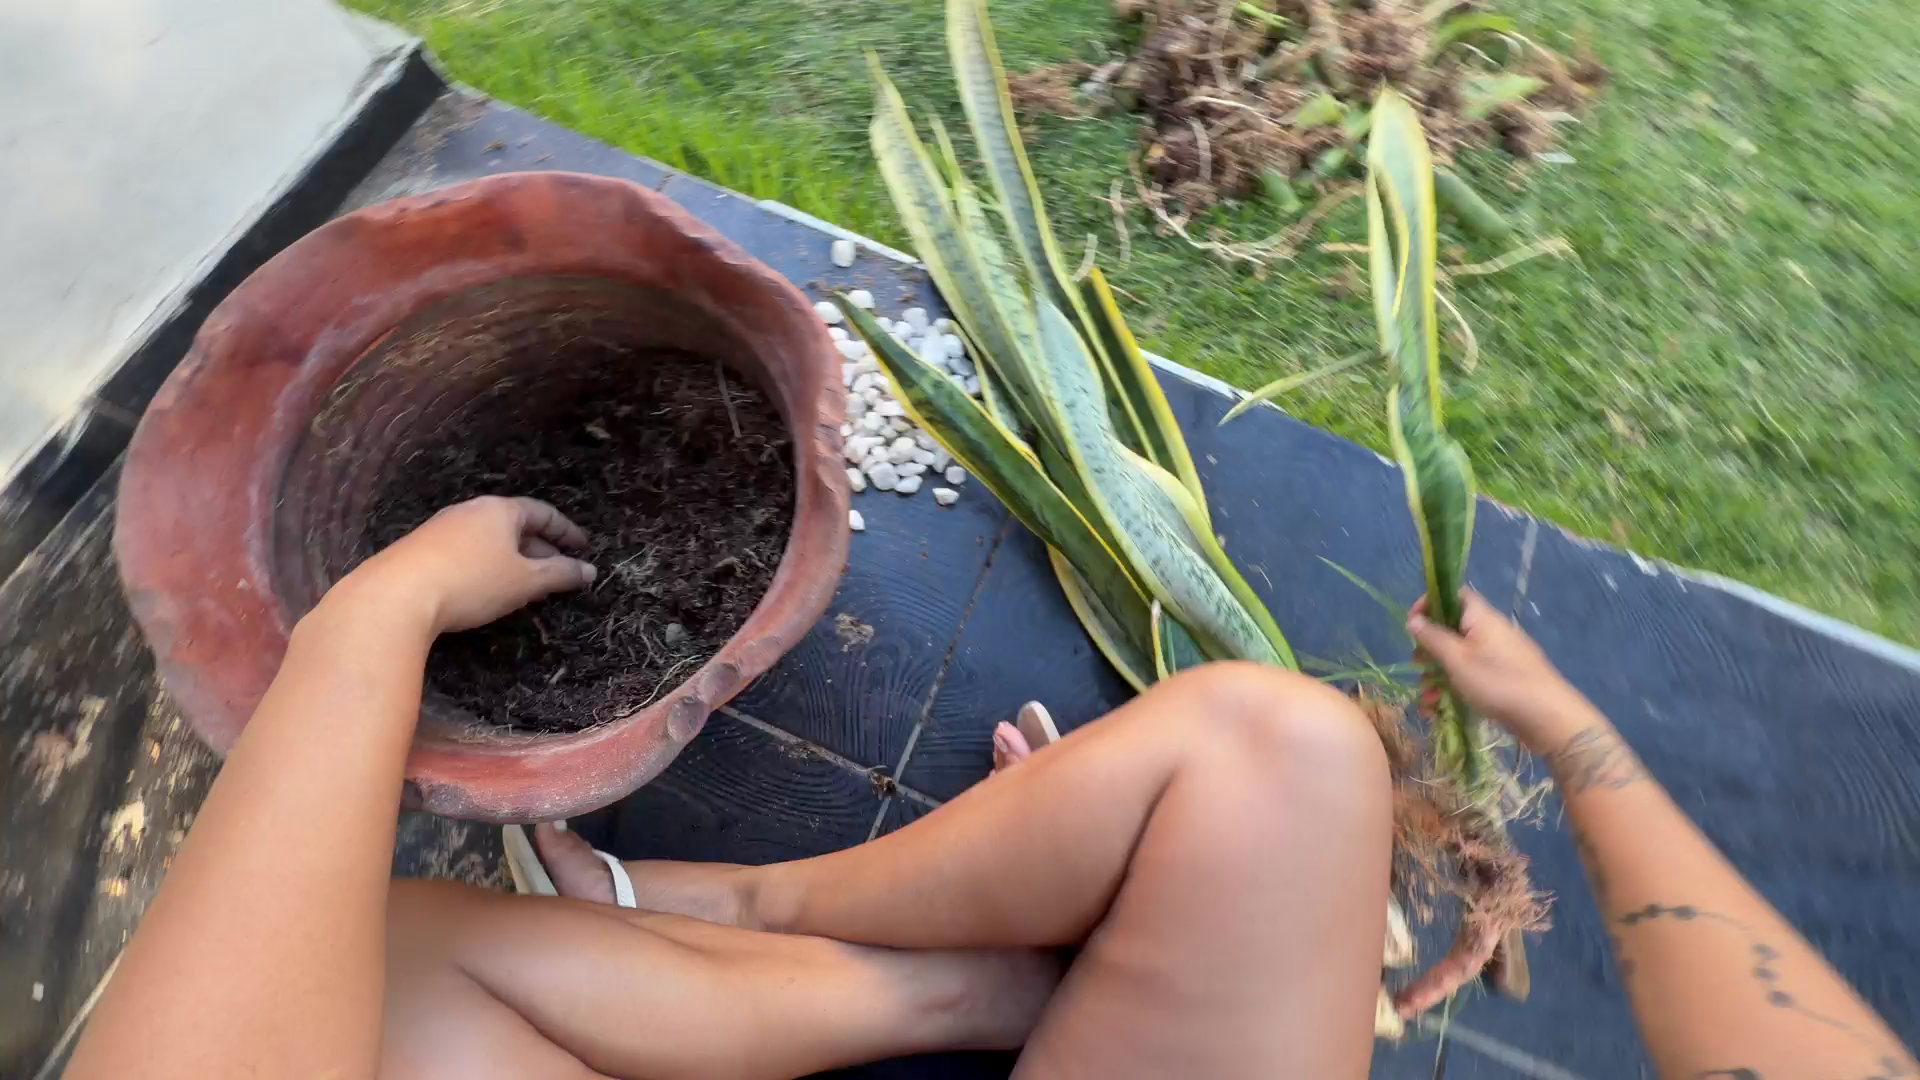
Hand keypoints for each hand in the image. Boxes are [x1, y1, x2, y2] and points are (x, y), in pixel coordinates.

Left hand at [338, 496, 596, 634]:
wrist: (392, 599)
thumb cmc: (472, 581)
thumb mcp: (527, 581)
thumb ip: (562, 574)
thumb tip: (589, 571)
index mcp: (500, 511)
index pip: (543, 513)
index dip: (567, 531)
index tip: (584, 548)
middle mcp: (470, 512)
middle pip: (516, 526)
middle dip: (541, 548)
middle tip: (559, 570)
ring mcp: (441, 529)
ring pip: (490, 540)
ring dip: (514, 559)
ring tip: (527, 583)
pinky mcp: (419, 551)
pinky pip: (467, 552)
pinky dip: (488, 565)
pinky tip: (489, 589)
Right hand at [1406, 588, 1596, 752]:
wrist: (1550, 718)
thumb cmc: (1498, 682)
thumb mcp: (1456, 659)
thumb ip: (1432, 637)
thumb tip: (1414, 619)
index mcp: (1482, 619)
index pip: (1454, 595)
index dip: (1429, 603)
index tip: (1412, 624)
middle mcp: (1493, 632)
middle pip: (1452, 628)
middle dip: (1429, 647)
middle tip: (1417, 665)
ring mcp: (1501, 655)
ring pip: (1459, 654)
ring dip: (1438, 672)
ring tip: (1427, 697)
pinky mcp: (1506, 676)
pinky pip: (1473, 672)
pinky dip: (1455, 684)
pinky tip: (1441, 706)